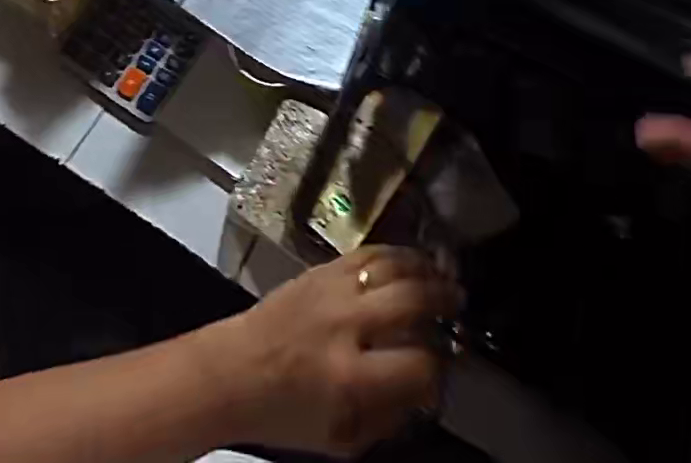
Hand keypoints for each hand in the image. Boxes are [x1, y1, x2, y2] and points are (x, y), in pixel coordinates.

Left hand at [198, 246, 459, 454]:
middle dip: (443, 301)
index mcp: (349, 376)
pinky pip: (366, 251)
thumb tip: (423, 389)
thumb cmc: (285, 412)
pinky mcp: (319, 269)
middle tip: (458, 304)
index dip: (439, 368)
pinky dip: (395, 253)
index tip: (444, 367)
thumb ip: (388, 415)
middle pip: (411, 300)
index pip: (417, 363)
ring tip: (443, 277)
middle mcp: (344, 324)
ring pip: (391, 266)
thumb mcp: (341, 438)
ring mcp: (331, 289)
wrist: (233, 370)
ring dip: (424, 269)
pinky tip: (412, 260)